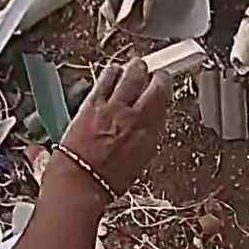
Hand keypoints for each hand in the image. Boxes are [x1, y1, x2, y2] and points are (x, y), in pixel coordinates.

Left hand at [57, 59, 170, 199]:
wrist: (82, 180)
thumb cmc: (109, 178)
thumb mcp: (140, 158)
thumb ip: (148, 135)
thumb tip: (152, 119)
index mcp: (150, 135)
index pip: (165, 103)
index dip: (165, 91)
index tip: (165, 87)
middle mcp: (136, 118)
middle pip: (154, 84)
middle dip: (156, 77)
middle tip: (154, 74)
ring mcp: (114, 107)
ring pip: (132, 75)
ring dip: (136, 69)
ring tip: (137, 68)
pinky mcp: (94, 102)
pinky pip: (108, 77)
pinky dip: (114, 71)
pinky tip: (115, 71)